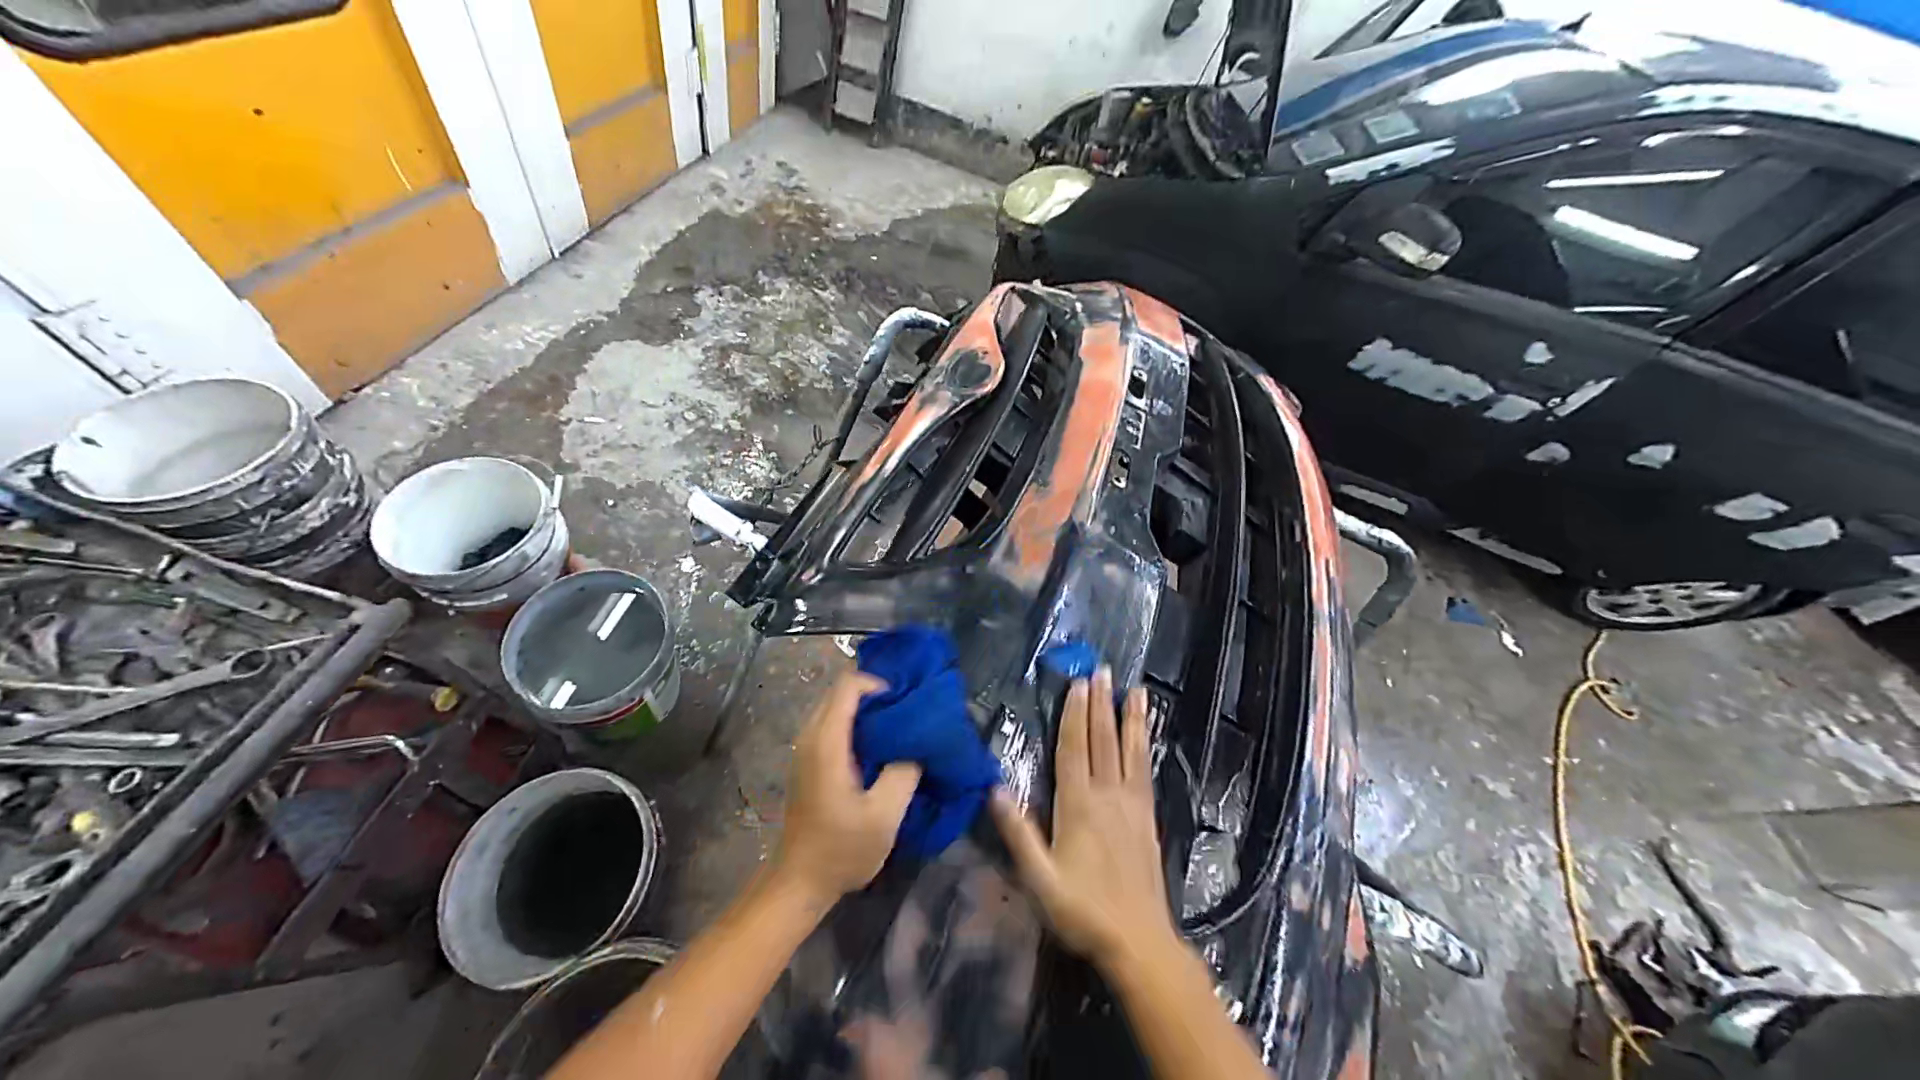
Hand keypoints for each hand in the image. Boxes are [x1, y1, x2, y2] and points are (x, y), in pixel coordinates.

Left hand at [772, 671, 922, 908]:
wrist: (800, 882)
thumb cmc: (841, 849)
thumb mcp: (884, 814)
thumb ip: (904, 771)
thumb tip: (918, 744)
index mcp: (826, 742)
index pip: (848, 686)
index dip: (879, 685)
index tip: (906, 704)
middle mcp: (810, 737)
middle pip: (840, 693)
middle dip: (875, 695)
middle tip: (907, 714)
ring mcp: (805, 749)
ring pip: (835, 708)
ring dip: (866, 711)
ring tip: (898, 730)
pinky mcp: (807, 763)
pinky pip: (831, 726)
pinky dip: (856, 726)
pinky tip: (879, 749)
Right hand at [991, 668, 1174, 967]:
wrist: (1138, 940)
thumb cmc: (1082, 910)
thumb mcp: (1039, 879)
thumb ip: (1019, 833)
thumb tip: (995, 788)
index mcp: (1078, 805)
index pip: (1073, 749)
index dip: (1074, 714)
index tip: (1077, 683)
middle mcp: (1107, 796)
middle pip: (1102, 741)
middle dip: (1100, 704)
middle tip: (1102, 670)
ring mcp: (1131, 806)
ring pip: (1130, 752)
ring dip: (1131, 719)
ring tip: (1136, 690)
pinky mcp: (1147, 819)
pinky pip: (1145, 772)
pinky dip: (1145, 747)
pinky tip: (1145, 737)